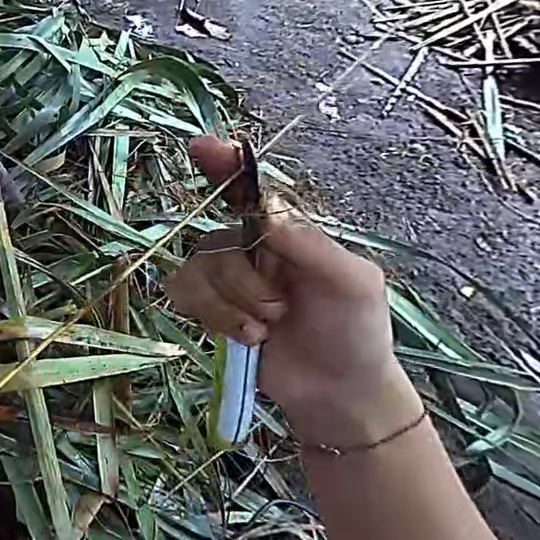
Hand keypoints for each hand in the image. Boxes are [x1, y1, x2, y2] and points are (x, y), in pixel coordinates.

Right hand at [166, 136, 422, 450]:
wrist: (337, 393)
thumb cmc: (355, 332)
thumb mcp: (351, 283)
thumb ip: (310, 244)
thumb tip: (266, 210)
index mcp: (286, 234)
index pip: (248, 190)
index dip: (223, 165)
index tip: (202, 146)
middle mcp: (251, 250)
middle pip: (216, 242)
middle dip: (243, 282)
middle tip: (278, 311)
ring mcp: (228, 282)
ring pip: (196, 271)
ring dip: (230, 306)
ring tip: (264, 330)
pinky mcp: (210, 311)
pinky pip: (184, 295)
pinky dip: (213, 318)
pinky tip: (246, 338)